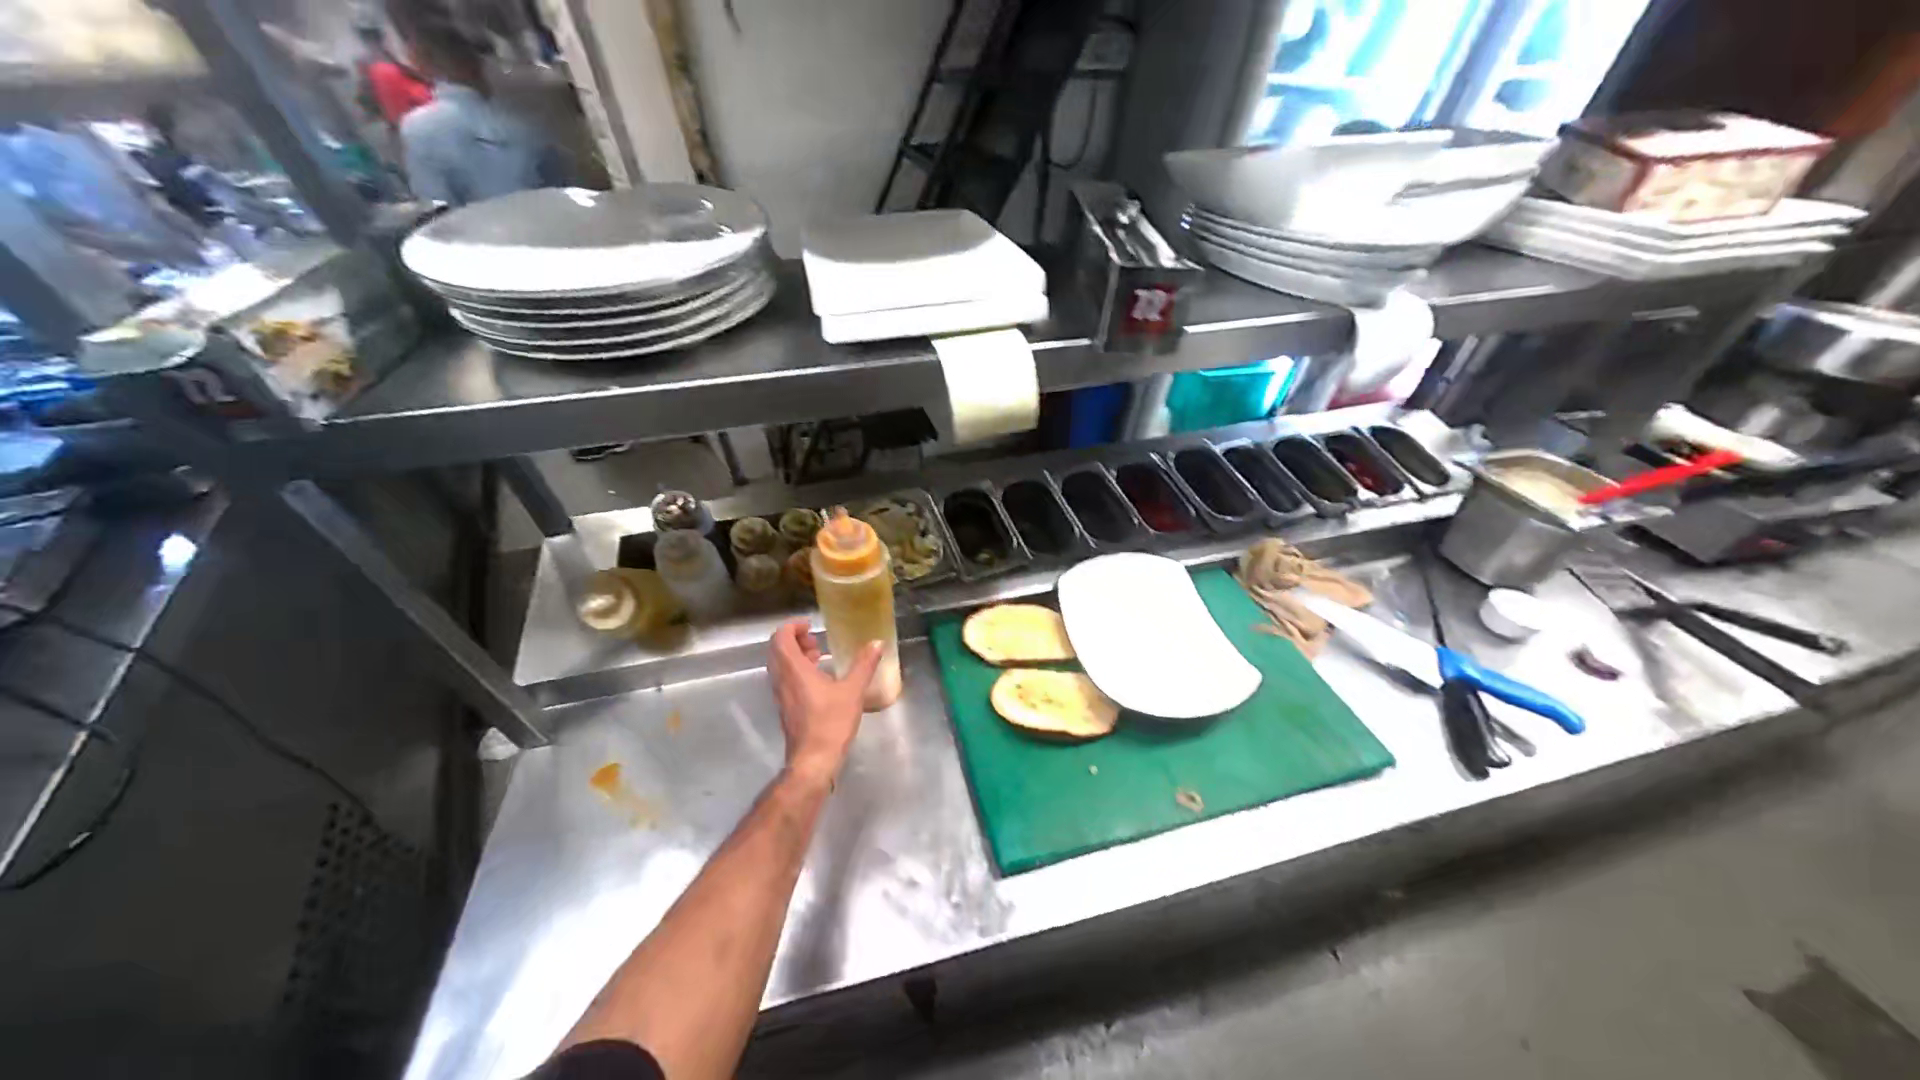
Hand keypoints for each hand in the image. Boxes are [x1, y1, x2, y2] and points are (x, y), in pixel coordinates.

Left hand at [767, 619, 883, 784]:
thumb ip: (864, 665)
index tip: (810, 626)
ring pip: (779, 666)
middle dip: (794, 640)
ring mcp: (781, 695)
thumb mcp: (853, 691)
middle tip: (815, 641)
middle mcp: (782, 679)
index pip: (780, 638)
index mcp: (793, 670)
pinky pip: (784, 679)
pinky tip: (819, 680)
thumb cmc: (831, 723)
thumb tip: (877, 643)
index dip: (792, 627)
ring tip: (818, 657)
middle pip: (776, 650)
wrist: (813, 760)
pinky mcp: (785, 707)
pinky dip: (796, 671)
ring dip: (794, 655)